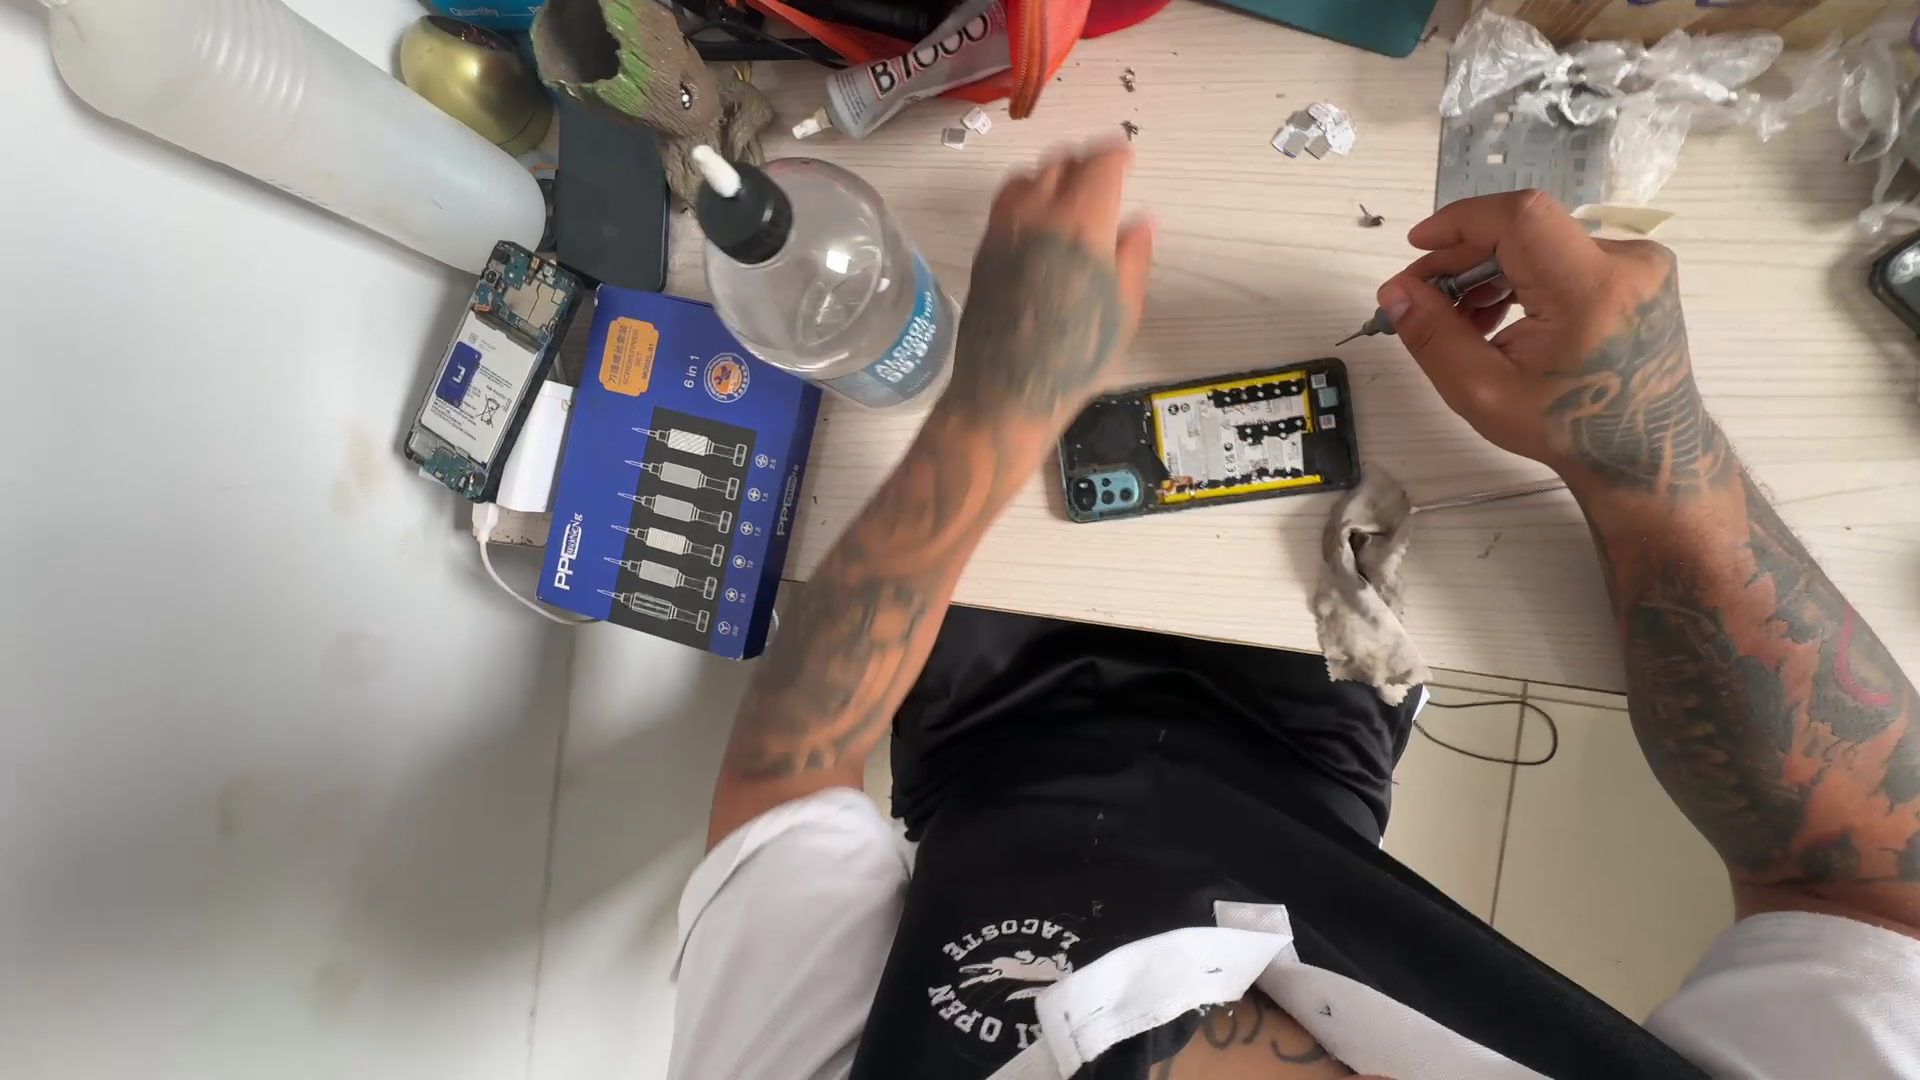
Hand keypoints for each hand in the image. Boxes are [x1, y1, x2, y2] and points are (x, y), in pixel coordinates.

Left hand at [941, 140, 1155, 434]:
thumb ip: (1133, 258)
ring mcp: (1004, 230)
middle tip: (1100, 181)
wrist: (1007, 390)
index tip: (1126, 161)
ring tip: (1066, 198)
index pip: (1100, 162)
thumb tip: (1140, 223)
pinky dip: (1024, 199)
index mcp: (1083, 223)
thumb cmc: (1073, 360)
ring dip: (1051, 177)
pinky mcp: (983, 251)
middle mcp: (1039, 214)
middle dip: (1085, 164)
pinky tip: (1036, 225)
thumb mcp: (1123, 313)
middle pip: (1062, 161)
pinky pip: (1003, 205)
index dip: (1117, 156)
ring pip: (1028, 177)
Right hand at [1379, 190, 1729, 496]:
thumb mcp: (1479, 389)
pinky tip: (1490, 320)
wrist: (1640, 448)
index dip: (1461, 221)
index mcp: (1589, 287)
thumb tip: (1393, 292)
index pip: (1520, 218)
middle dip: (1460, 259)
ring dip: (1483, 274)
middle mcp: (1623, 260)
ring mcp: (1633, 265)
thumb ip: (1432, 335)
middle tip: (1416, 299)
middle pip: (1523, 232)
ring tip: (1453, 321)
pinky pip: (1557, 260)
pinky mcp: (1631, 275)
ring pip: (1537, 246)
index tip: (1415, 245)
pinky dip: (1513, 281)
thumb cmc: (1560, 426)